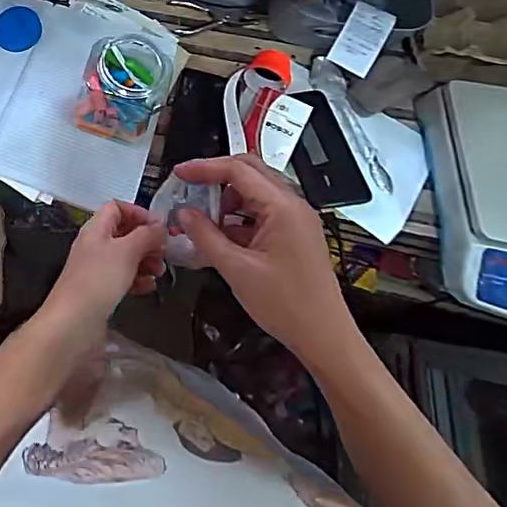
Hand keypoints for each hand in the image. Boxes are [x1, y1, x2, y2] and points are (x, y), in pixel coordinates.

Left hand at [44, 200, 165, 328]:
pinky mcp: (100, 291)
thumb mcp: (127, 251)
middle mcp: (94, 245)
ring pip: (126, 257)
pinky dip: (137, 279)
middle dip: (146, 240)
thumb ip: (147, 235)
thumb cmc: (97, 281)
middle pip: (124, 232)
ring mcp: (96, 269)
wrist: (73, 323)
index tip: (158, 225)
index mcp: (96, 229)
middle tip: (163, 251)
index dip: (138, 212)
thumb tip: (160, 227)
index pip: (116, 207)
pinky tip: (148, 287)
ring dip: (145, 261)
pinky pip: (122, 278)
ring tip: (159, 270)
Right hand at [175, 155, 356, 362]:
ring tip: (204, 219)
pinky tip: (221, 236)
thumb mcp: (237, 270)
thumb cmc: (290, 307)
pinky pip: (262, 211)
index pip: (238, 170)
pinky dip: (239, 217)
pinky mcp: (294, 233)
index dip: (205, 168)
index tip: (181, 173)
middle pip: (249, 172)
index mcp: (283, 208)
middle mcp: (293, 207)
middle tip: (190, 188)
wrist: (325, 338)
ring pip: (254, 191)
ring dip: (227, 199)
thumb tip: (185, 215)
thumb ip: (206, 237)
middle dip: (216, 177)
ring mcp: (296, 219)